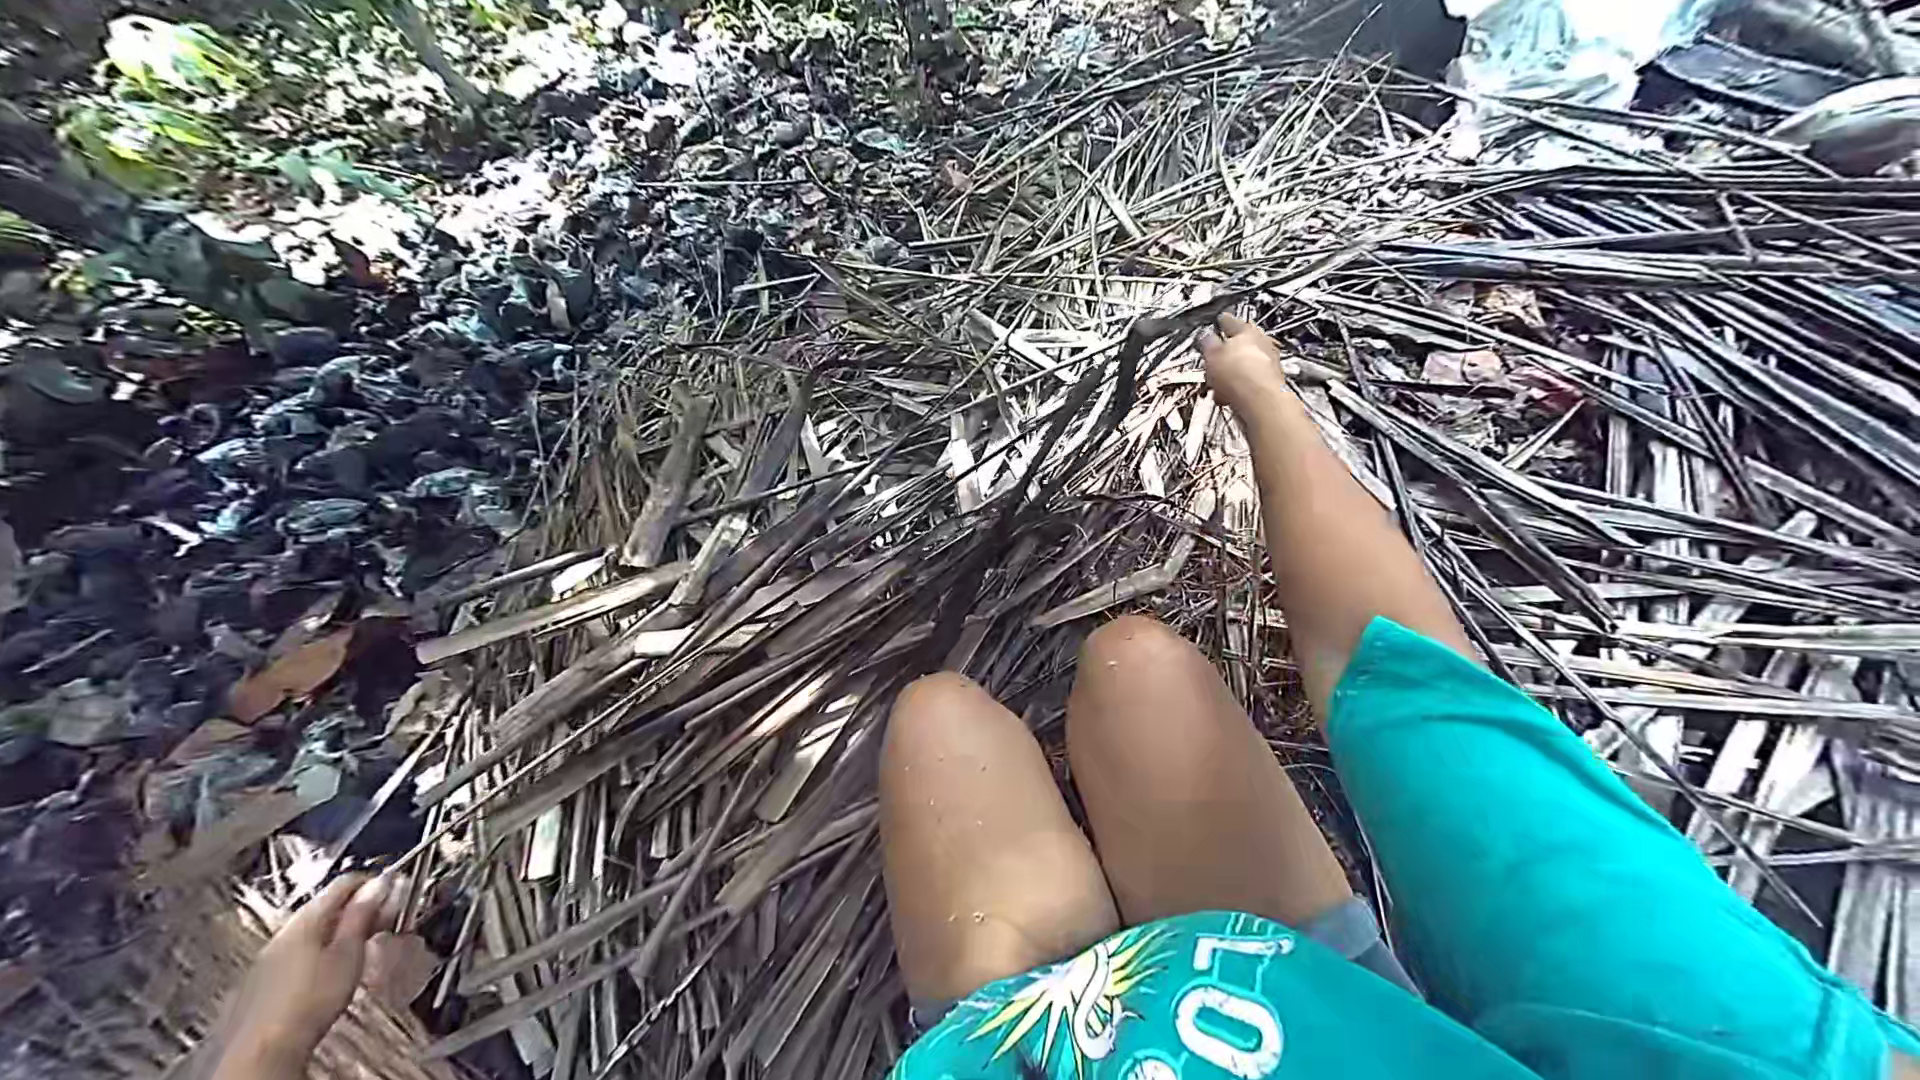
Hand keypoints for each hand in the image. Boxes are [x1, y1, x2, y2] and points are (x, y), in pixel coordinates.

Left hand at [210, 873, 401, 1079]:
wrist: (265, 1051)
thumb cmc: (308, 1002)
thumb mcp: (350, 950)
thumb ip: (364, 913)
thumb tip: (380, 883)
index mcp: (304, 921)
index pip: (344, 883)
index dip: (375, 882)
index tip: (396, 890)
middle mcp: (282, 935)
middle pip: (329, 906)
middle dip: (361, 908)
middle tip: (388, 917)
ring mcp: (269, 960)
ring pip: (315, 929)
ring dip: (344, 929)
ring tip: (366, 942)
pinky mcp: (264, 983)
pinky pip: (301, 952)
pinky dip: (325, 949)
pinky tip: (335, 967)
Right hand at [1197, 314, 1291, 412]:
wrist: (1259, 400)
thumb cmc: (1239, 374)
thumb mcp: (1212, 354)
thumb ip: (1208, 344)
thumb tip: (1205, 337)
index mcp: (1248, 331)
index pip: (1232, 322)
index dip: (1223, 322)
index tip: (1220, 320)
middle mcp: (1263, 345)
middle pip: (1239, 346)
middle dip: (1225, 355)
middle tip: (1212, 361)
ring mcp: (1268, 365)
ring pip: (1244, 366)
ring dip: (1230, 374)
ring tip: (1218, 385)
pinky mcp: (1269, 384)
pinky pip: (1248, 383)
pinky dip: (1238, 388)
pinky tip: (1229, 396)